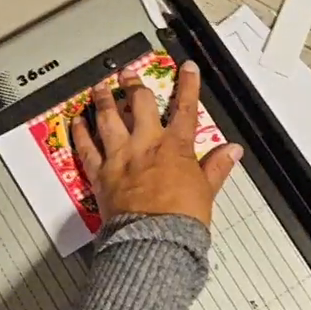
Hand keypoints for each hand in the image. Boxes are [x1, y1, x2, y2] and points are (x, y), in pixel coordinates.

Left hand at [71, 60, 242, 227]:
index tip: (187, 68)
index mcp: (174, 147)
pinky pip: (86, 148)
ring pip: (108, 119)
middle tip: (128, 73)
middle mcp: (145, 145)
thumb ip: (217, 167)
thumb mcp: (207, 191)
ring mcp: (120, 157)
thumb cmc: (181, 219)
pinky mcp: (101, 174)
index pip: (185, 109)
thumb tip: (233, 151)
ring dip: (103, 100)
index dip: (188, 85)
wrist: (153, 241)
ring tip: (98, 87)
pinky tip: (77, 121)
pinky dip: (80, 132)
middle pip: (139, 104)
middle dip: (134, 85)